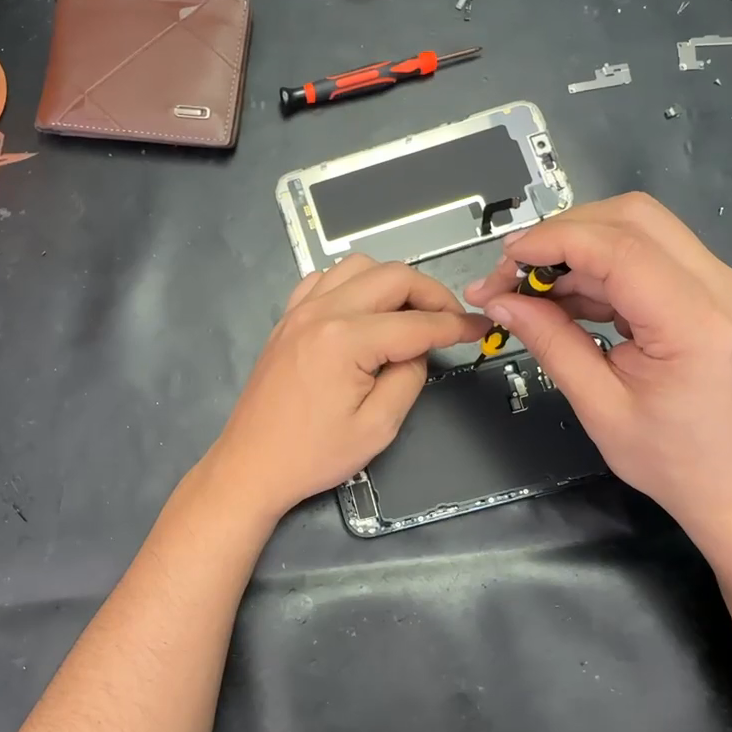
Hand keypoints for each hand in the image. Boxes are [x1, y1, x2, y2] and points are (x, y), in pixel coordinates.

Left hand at [206, 255, 490, 517]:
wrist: (252, 465)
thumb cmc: (313, 455)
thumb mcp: (377, 427)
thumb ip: (408, 378)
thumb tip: (418, 349)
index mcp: (345, 339)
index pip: (416, 322)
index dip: (455, 325)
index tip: (480, 328)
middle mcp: (321, 312)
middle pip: (391, 276)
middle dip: (430, 294)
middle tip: (450, 321)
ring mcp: (299, 311)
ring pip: (358, 266)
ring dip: (392, 282)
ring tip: (410, 314)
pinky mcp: (286, 320)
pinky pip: (324, 280)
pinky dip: (353, 284)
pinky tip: (363, 310)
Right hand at [464, 193, 731, 532]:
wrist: (731, 480)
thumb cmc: (667, 458)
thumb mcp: (597, 406)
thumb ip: (551, 343)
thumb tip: (500, 301)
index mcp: (696, 324)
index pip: (620, 249)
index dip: (555, 242)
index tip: (504, 261)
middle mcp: (722, 287)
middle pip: (634, 218)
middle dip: (564, 234)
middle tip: (514, 272)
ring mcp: (723, 282)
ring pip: (639, 228)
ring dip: (578, 248)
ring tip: (531, 290)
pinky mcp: (712, 288)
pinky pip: (648, 254)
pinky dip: (599, 266)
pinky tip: (566, 297)